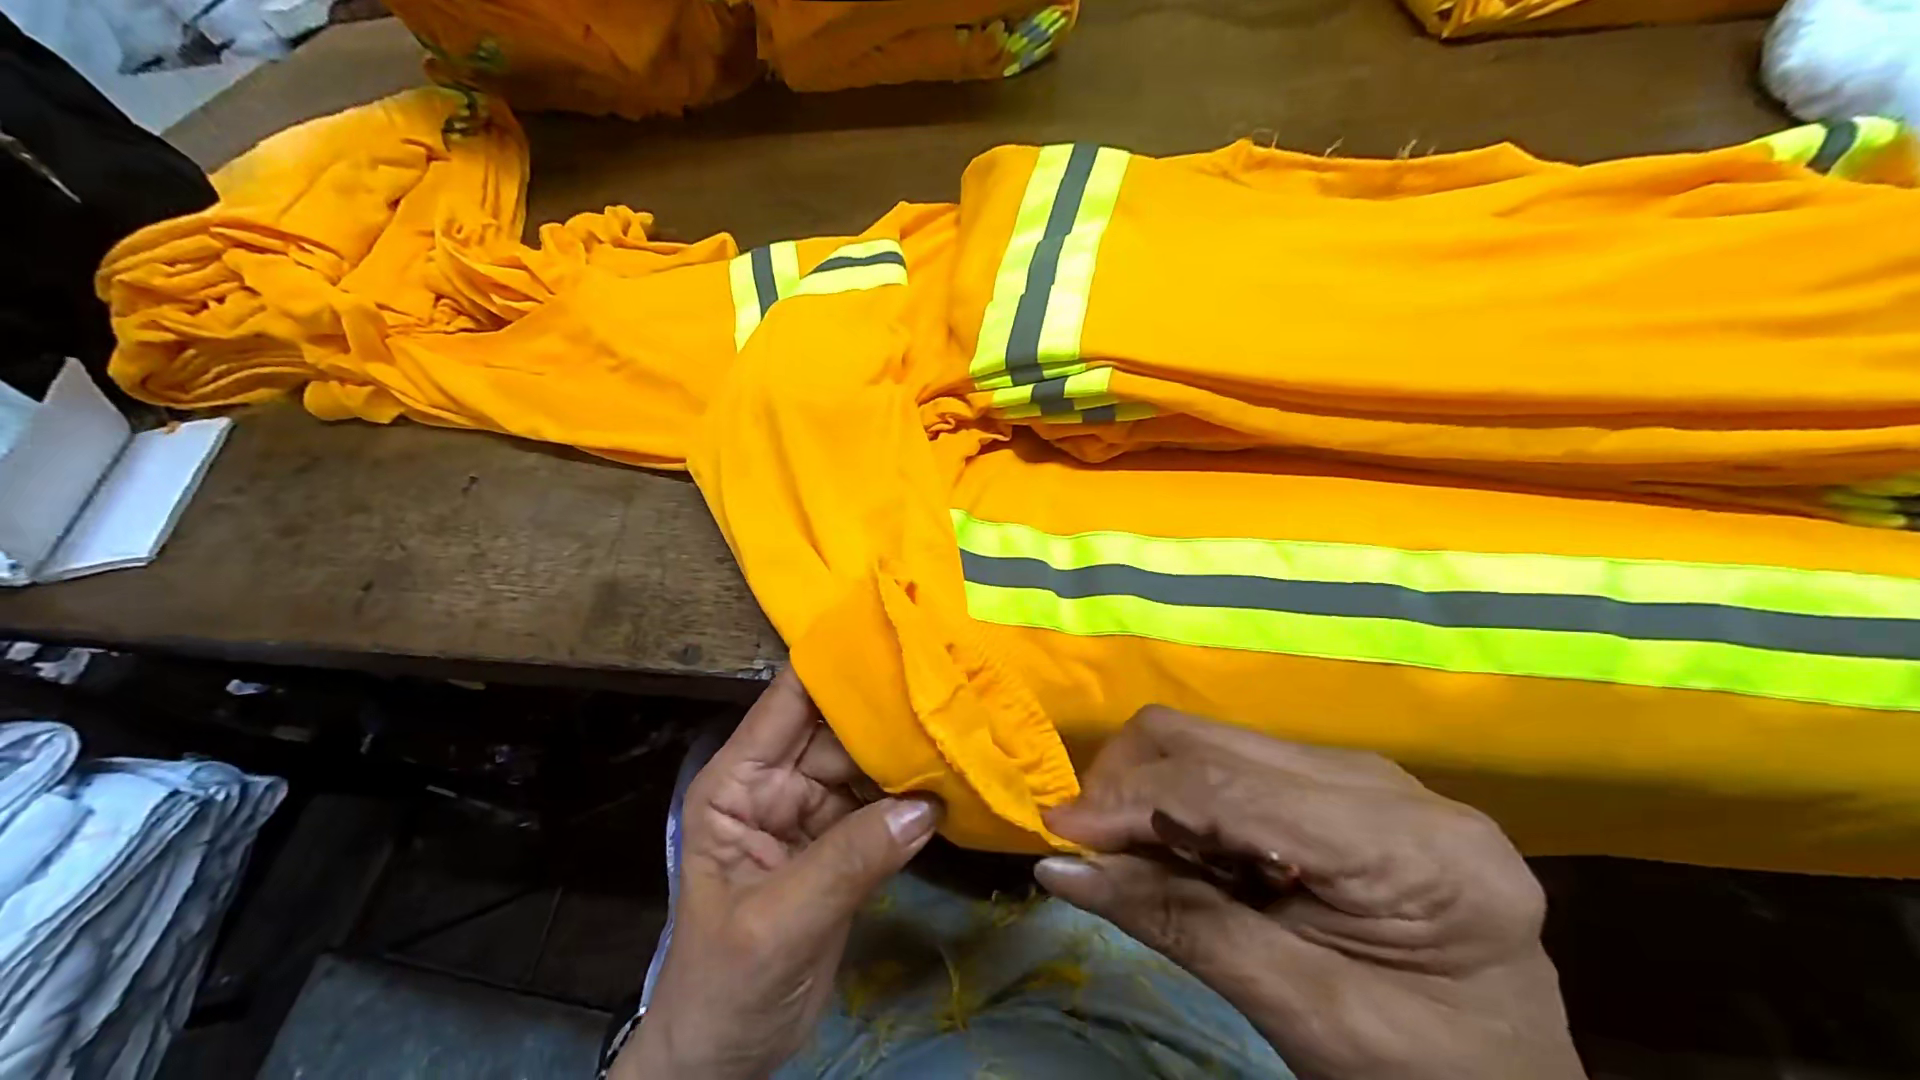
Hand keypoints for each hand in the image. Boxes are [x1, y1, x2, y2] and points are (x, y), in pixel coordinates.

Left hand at [612, 670, 942, 1079]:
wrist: (728, 1058)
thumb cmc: (725, 986)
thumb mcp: (778, 923)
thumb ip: (849, 861)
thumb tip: (926, 807)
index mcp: (740, 782)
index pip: (788, 701)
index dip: (835, 664)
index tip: (892, 632)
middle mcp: (777, 783)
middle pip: (837, 727)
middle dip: (886, 704)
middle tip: (949, 676)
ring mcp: (814, 812)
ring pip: (867, 762)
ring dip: (908, 747)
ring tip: (964, 718)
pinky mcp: (844, 842)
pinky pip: (884, 805)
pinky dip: (916, 794)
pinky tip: (954, 776)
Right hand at [1035, 707, 1584, 1079]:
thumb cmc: (1420, 1078)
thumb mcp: (1301, 1014)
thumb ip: (1180, 926)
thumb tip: (1059, 869)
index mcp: (1409, 846)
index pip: (1231, 787)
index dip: (1132, 801)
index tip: (1058, 834)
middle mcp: (1384, 783)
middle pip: (1210, 739)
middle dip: (1131, 786)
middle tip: (1095, 854)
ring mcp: (1360, 774)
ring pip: (1210, 741)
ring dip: (1153, 792)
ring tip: (1142, 862)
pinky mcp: (1335, 782)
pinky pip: (1230, 765)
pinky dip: (1185, 802)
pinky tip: (1189, 855)